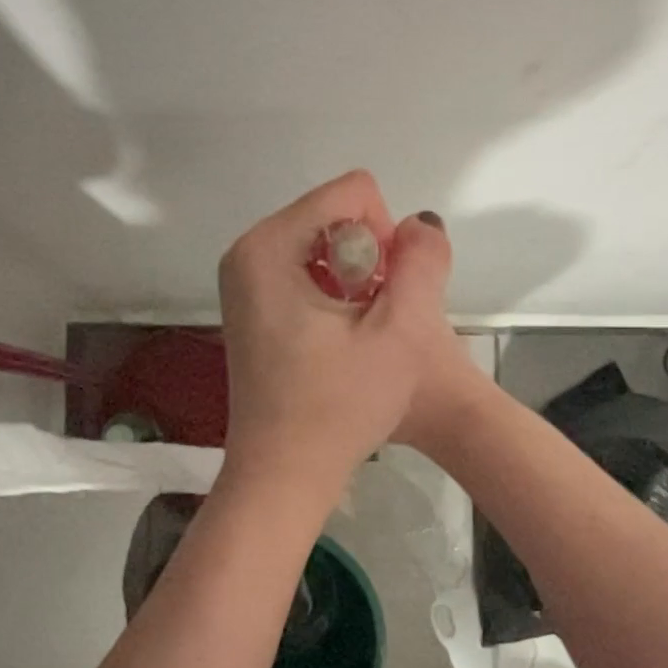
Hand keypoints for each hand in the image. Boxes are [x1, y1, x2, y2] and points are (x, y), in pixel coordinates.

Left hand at [216, 170, 469, 494]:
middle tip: (371, 325)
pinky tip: (339, 347)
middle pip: (335, 217)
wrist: (284, 474)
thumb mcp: (400, 332)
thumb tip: (421, 224)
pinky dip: (333, 299)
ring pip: (324, 249)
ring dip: (356, 284)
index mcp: (270, 245)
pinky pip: (306, 276)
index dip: (387, 241)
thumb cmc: (340, 406)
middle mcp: (246, 253)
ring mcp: (243, 284)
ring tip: (356, 339)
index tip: (382, 300)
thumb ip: (424, 261)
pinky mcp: (250, 311)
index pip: (353, 193)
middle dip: (369, 261)